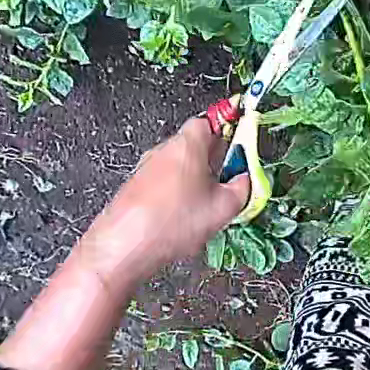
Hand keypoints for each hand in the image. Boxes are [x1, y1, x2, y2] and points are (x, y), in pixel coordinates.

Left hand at [73, 117, 251, 292]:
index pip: (209, 121)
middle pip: (195, 143)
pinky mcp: (136, 189)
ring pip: (180, 165)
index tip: (241, 140)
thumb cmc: (172, 222)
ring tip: (209, 203)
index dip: (227, 128)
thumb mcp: (224, 207)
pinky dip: (178, 193)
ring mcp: (146, 169)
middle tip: (231, 177)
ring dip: (197, 178)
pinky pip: (165, 183)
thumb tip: (246, 180)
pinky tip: (185, 217)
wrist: (123, 248)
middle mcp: (164, 151)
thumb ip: (243, 188)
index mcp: (187, 144)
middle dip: (215, 158)